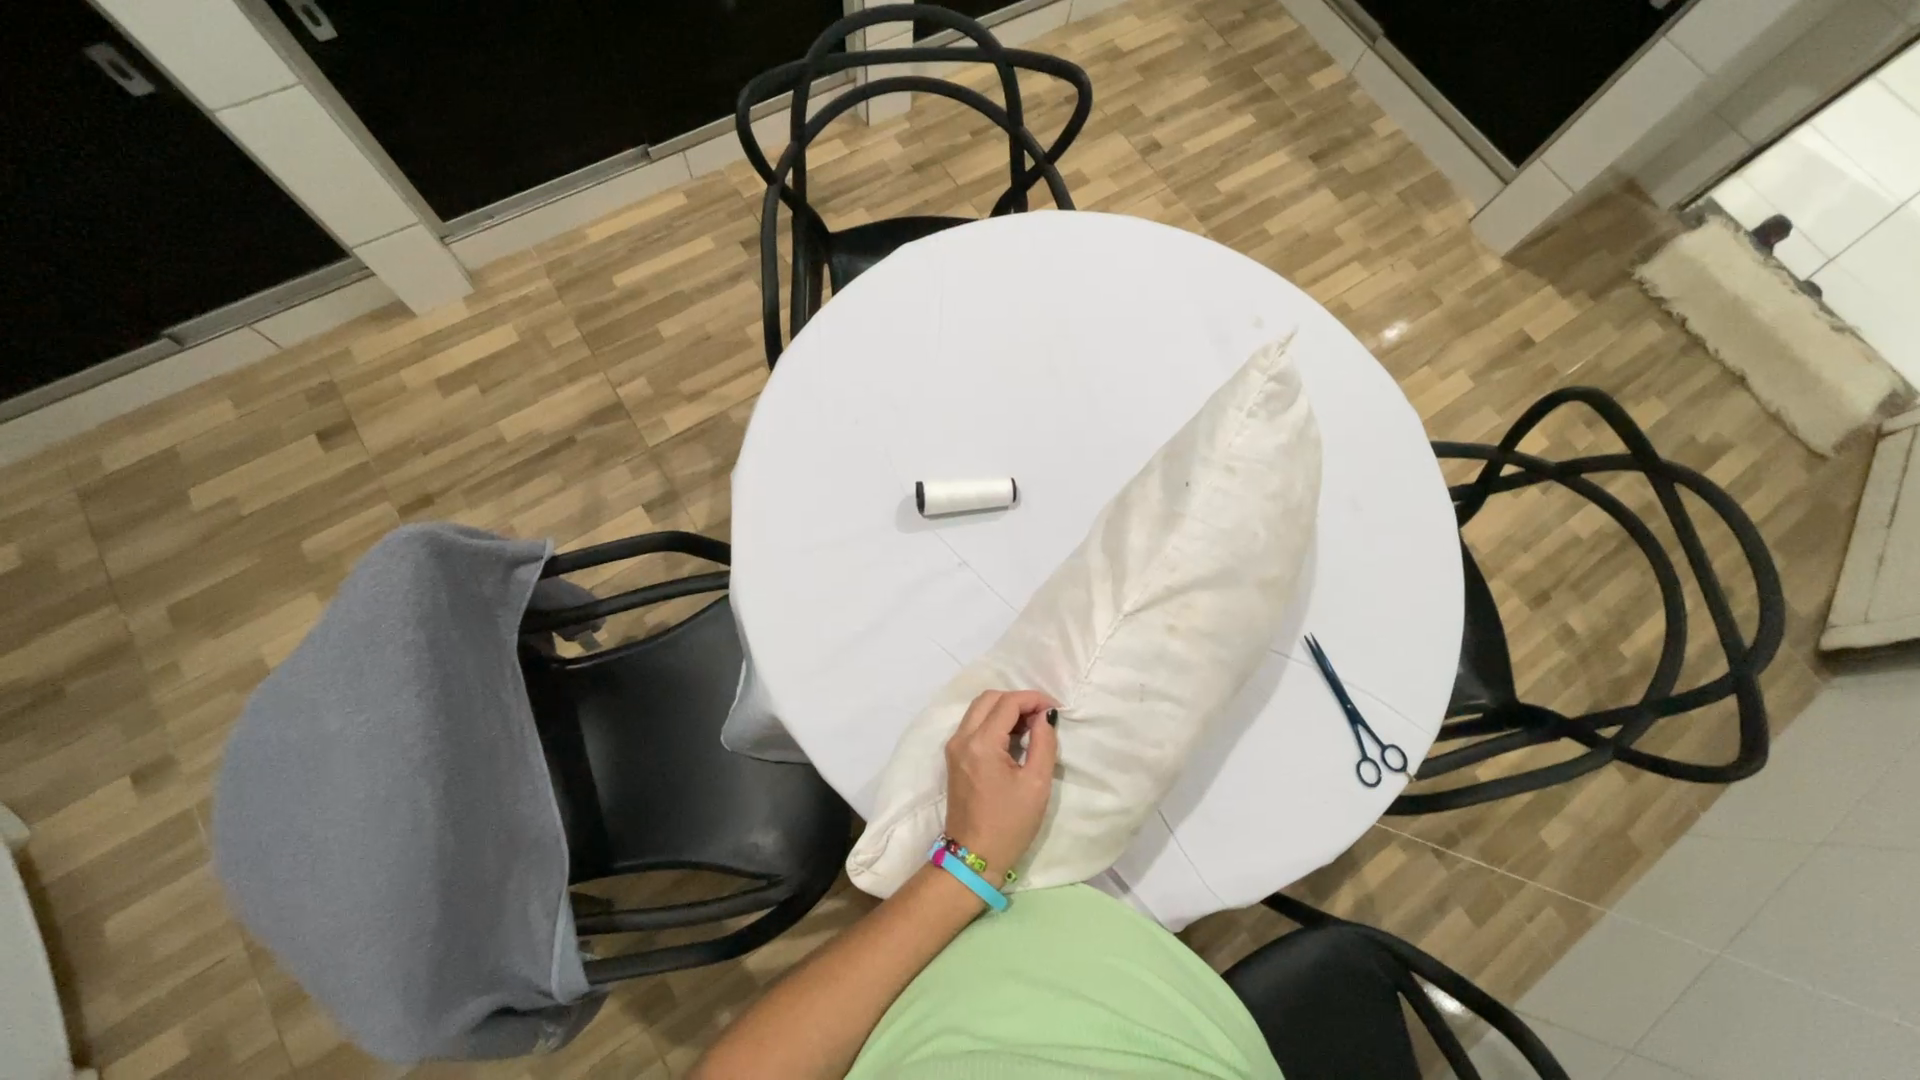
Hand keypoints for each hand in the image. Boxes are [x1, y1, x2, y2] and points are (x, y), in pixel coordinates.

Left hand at [943, 690, 1059, 879]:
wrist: (973, 857)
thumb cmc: (1009, 824)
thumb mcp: (1036, 784)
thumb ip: (1043, 742)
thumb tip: (1045, 716)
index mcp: (981, 743)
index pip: (1007, 703)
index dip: (1034, 699)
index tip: (1056, 710)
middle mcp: (961, 738)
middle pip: (989, 698)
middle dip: (1018, 700)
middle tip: (1043, 716)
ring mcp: (954, 747)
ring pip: (979, 710)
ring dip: (1005, 709)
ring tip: (1032, 727)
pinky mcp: (954, 757)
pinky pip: (973, 725)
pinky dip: (994, 722)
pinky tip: (1014, 738)